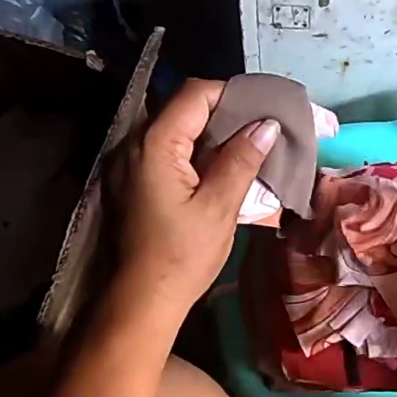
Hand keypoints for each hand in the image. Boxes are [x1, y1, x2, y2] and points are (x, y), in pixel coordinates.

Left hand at [112, 79, 278, 322]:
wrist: (141, 302)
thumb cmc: (182, 256)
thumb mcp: (219, 207)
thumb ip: (241, 160)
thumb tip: (266, 125)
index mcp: (154, 145)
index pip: (195, 95)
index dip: (232, 95)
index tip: (264, 110)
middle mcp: (135, 145)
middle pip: (183, 110)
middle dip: (225, 115)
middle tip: (262, 131)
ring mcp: (130, 165)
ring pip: (177, 133)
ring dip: (212, 137)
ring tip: (249, 150)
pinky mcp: (134, 184)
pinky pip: (168, 155)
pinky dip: (197, 156)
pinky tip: (222, 172)